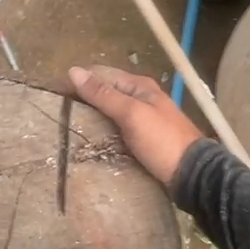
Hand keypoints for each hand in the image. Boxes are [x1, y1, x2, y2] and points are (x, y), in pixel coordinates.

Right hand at [69, 66, 204, 187]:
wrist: (195, 177)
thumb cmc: (162, 141)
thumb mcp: (131, 114)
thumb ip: (103, 93)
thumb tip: (73, 71)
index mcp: (139, 86)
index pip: (100, 74)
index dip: (77, 80)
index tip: (54, 93)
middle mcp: (141, 98)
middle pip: (104, 91)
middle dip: (82, 97)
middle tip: (57, 111)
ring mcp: (143, 119)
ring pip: (109, 111)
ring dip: (90, 115)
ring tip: (67, 126)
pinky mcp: (143, 139)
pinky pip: (115, 128)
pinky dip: (101, 130)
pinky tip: (89, 139)